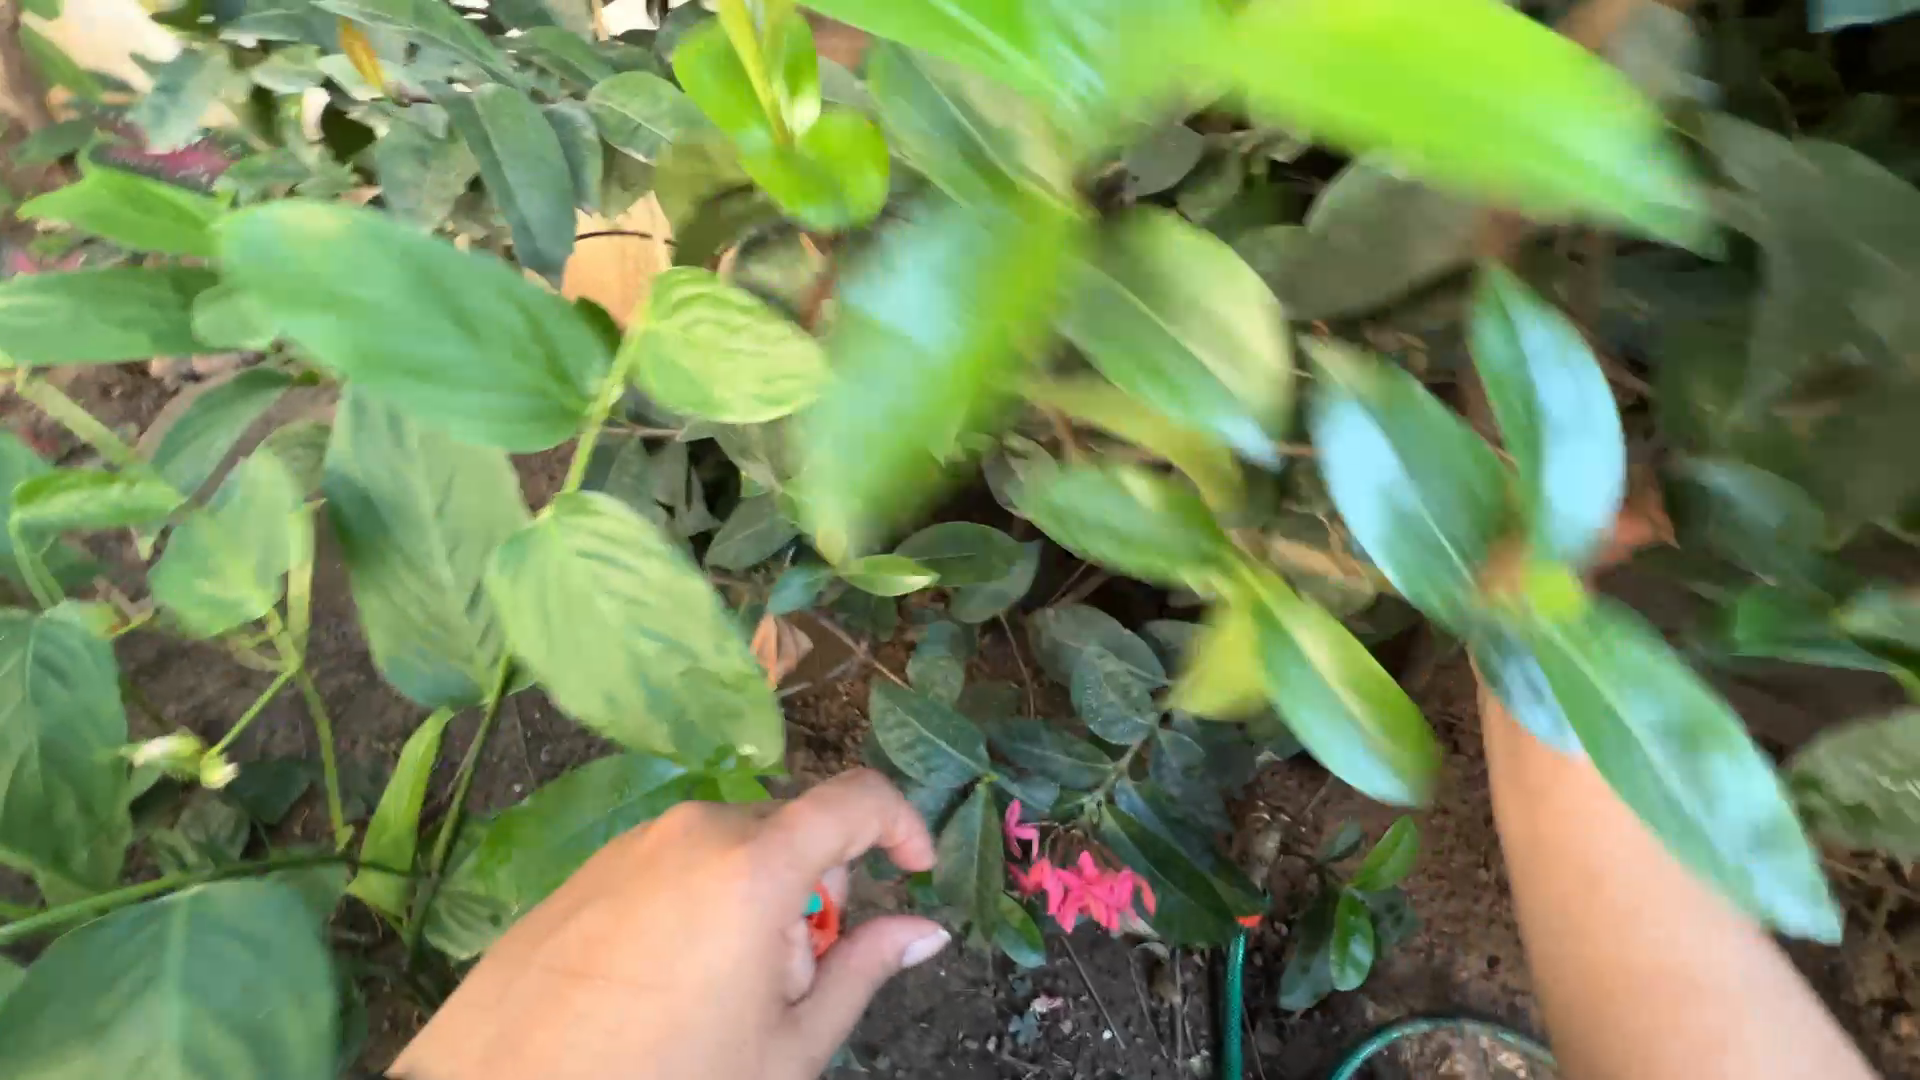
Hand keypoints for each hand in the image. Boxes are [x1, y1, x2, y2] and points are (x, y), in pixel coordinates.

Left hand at [391, 769, 950, 1079]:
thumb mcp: (783, 1050)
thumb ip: (863, 971)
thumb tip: (924, 929)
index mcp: (755, 866)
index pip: (855, 799)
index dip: (901, 822)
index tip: (914, 867)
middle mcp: (699, 829)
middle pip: (795, 833)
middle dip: (816, 892)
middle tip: (787, 980)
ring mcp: (640, 840)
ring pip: (738, 846)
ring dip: (758, 898)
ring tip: (719, 989)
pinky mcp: (594, 861)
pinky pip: (680, 858)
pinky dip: (703, 898)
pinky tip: (664, 977)